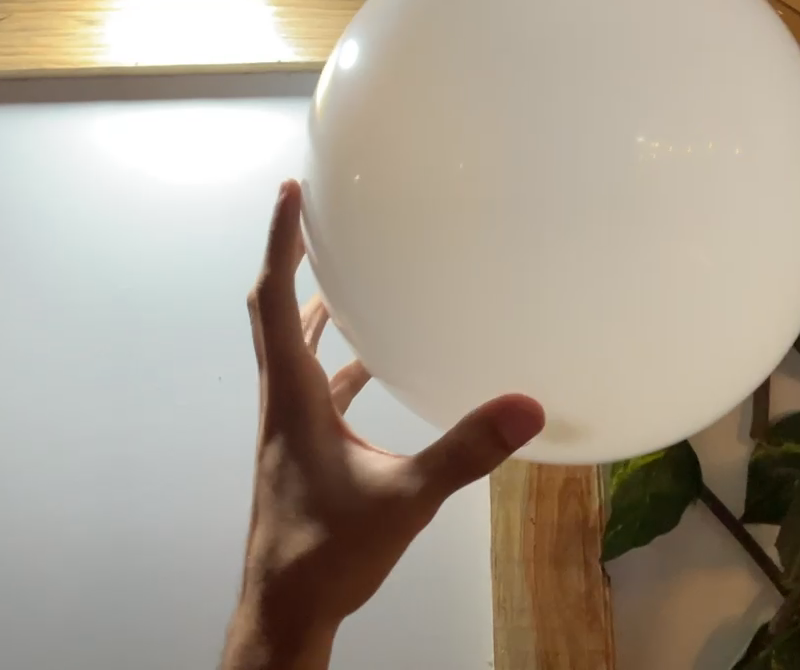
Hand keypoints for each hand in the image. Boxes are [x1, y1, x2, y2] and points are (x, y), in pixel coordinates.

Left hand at [221, 181, 545, 669]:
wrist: (286, 607)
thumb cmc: (326, 551)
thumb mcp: (404, 497)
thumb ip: (465, 452)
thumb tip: (524, 407)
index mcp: (293, 394)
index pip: (274, 298)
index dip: (279, 241)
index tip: (290, 192)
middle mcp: (284, 395)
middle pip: (274, 307)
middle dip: (291, 255)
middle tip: (316, 214)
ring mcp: (292, 418)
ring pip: (294, 342)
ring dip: (313, 303)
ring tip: (348, 270)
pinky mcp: (306, 439)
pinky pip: (320, 377)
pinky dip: (339, 354)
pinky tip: (377, 356)